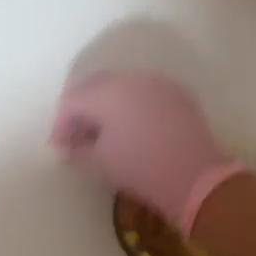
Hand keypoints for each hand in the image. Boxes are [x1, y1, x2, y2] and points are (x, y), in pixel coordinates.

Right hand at [50, 70, 243, 234]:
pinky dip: (131, 105)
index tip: (59, 148)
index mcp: (106, 92)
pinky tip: (132, 128)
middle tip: (77, 137)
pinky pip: (144, 92)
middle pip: (94, 87)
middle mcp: (130, 78)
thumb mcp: (100, 161)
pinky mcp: (176, 92)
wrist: (196, 177)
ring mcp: (156, 82)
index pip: (71, 101)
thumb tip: (69, 146)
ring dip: (106, 105)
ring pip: (120, 86)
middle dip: (82, 110)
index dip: (60, 124)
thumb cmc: (140, 169)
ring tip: (104, 133)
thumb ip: (77, 148)